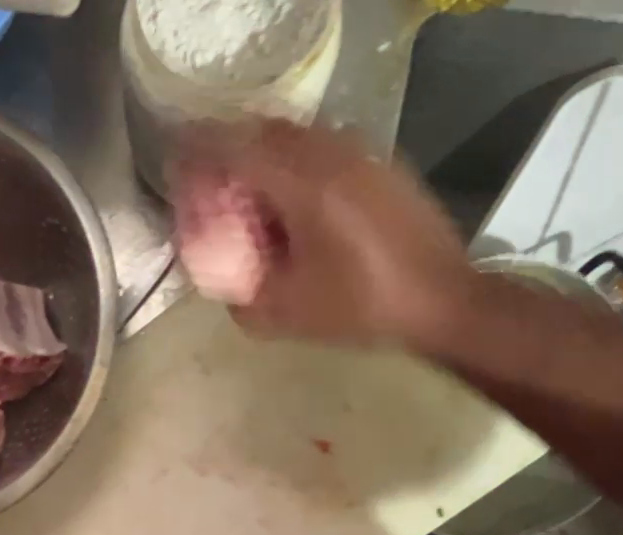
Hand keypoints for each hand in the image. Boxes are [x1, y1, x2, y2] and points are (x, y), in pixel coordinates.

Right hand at [174, 120, 479, 352]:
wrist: (442, 301)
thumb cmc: (361, 309)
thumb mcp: (284, 313)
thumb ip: (237, 292)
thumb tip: (216, 276)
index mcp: (304, 184)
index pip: (234, 148)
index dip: (199, 157)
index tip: (179, 174)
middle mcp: (332, 154)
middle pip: (263, 133)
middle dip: (230, 155)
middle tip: (214, 189)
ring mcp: (363, 154)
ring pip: (296, 139)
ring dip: (265, 160)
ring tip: (253, 202)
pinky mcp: (383, 165)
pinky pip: (325, 150)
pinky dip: (297, 167)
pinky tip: (297, 208)